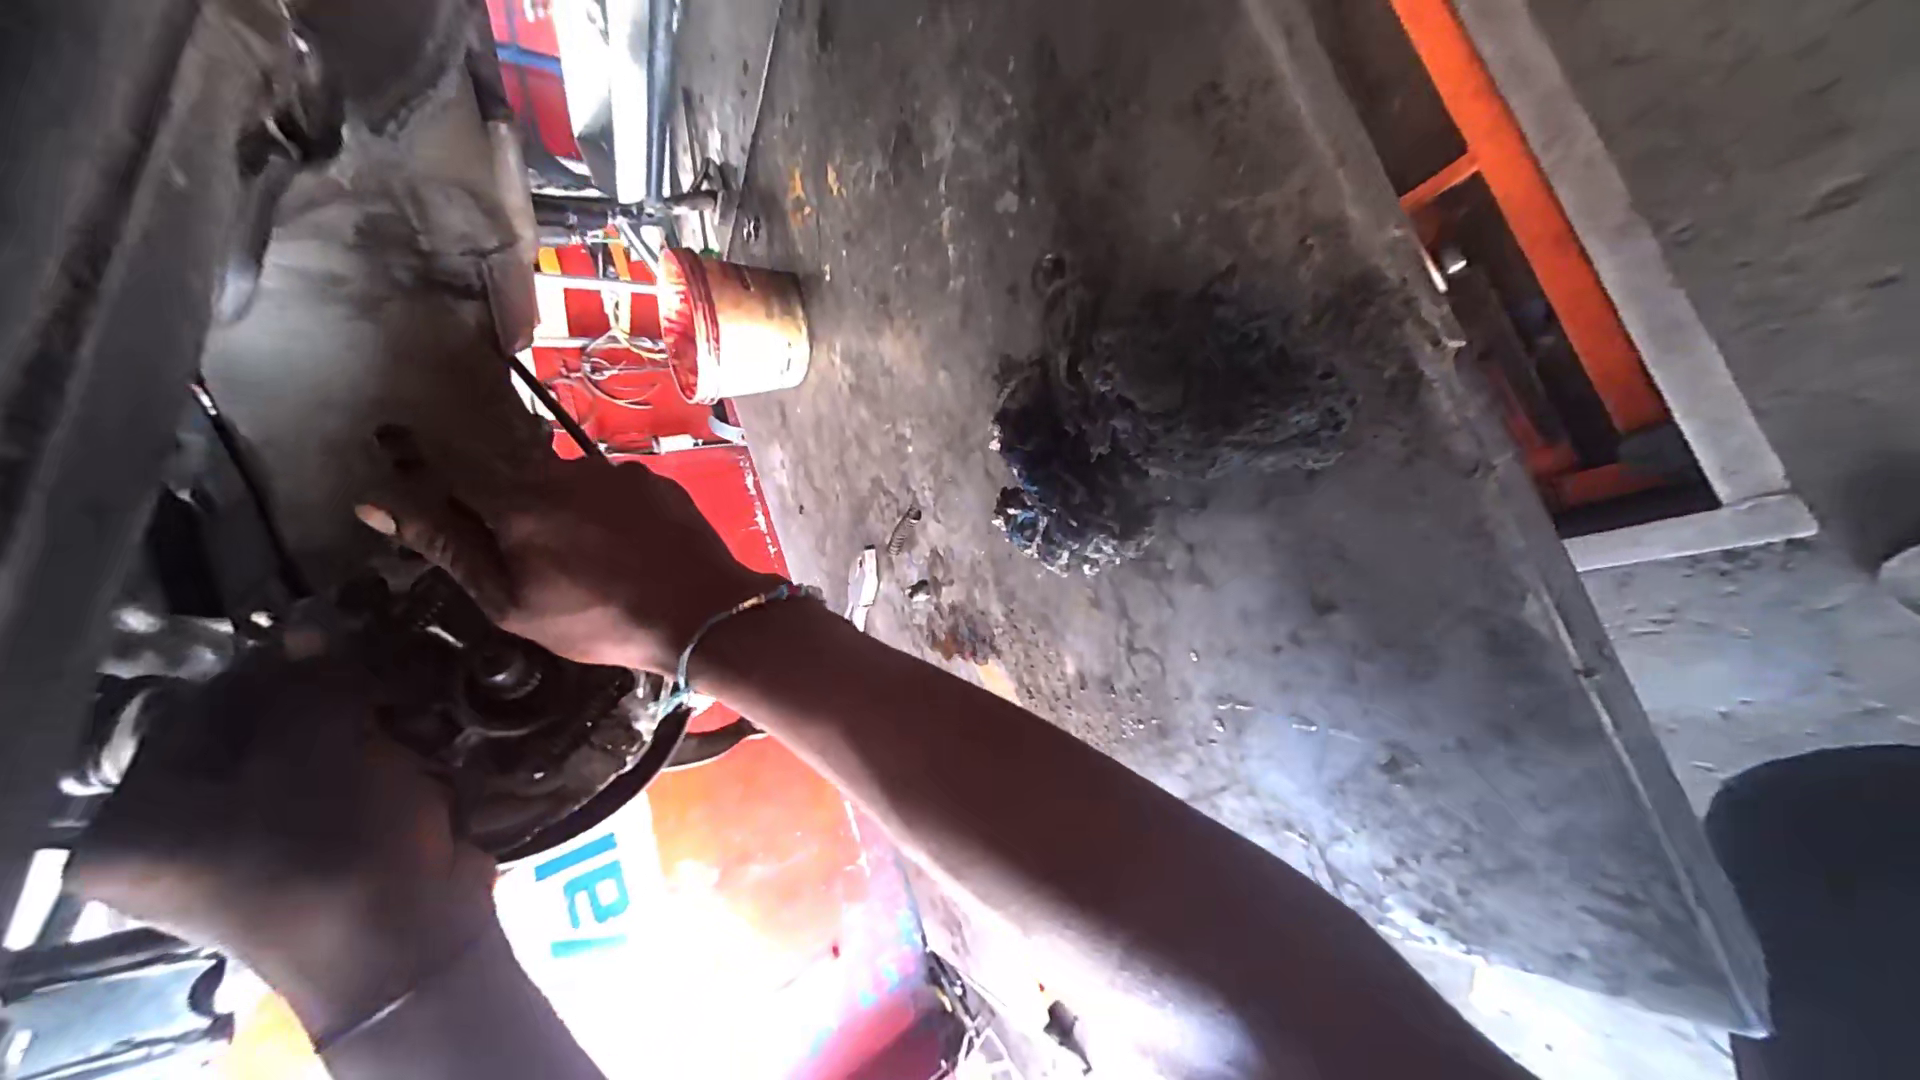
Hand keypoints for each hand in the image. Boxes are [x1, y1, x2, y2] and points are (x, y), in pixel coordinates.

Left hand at [66, 649, 497, 1039]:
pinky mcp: (307, 844)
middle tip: (385, 671)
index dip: (281, 666)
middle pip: (255, 731)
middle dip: (326, 697)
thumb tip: (313, 618)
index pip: (204, 709)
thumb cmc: (342, 850)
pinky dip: (369, 753)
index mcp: (143, 820)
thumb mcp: (324, 758)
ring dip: (356, 722)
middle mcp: (181, 831)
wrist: (410, 939)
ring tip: (405, 706)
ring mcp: (248, 842)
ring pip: (301, 752)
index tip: (350, 636)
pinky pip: (329, 779)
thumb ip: (313, 686)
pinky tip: (410, 740)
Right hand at [358, 428, 781, 673]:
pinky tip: (633, 544)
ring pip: (574, 482)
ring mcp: (620, 472)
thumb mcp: (513, 603)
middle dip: (520, 511)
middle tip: (549, 558)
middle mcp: (568, 471)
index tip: (456, 512)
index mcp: (519, 501)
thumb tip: (379, 504)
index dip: (446, 488)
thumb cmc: (601, 621)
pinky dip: (614, 510)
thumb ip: (449, 549)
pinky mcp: (659, 480)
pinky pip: (619, 488)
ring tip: (599, 558)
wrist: (702, 613)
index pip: (456, 474)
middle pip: (519, 478)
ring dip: (572, 509)